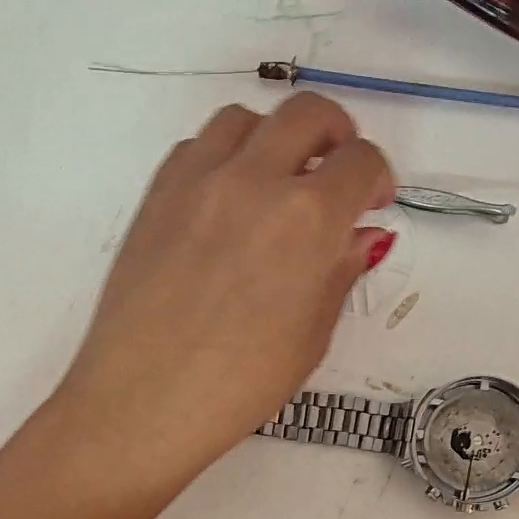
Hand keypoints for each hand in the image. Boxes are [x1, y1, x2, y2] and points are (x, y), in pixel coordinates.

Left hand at [45, 93, 394, 488]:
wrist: (141, 402)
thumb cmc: (234, 388)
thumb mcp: (308, 341)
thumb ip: (337, 276)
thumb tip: (355, 239)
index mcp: (306, 220)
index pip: (360, 162)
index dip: (377, 180)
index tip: (372, 204)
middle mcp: (253, 182)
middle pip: (308, 116)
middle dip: (335, 137)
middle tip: (334, 174)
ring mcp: (197, 182)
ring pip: (246, 120)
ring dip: (273, 138)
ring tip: (274, 181)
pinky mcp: (155, 197)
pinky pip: (195, 147)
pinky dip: (221, 157)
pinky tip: (224, 201)